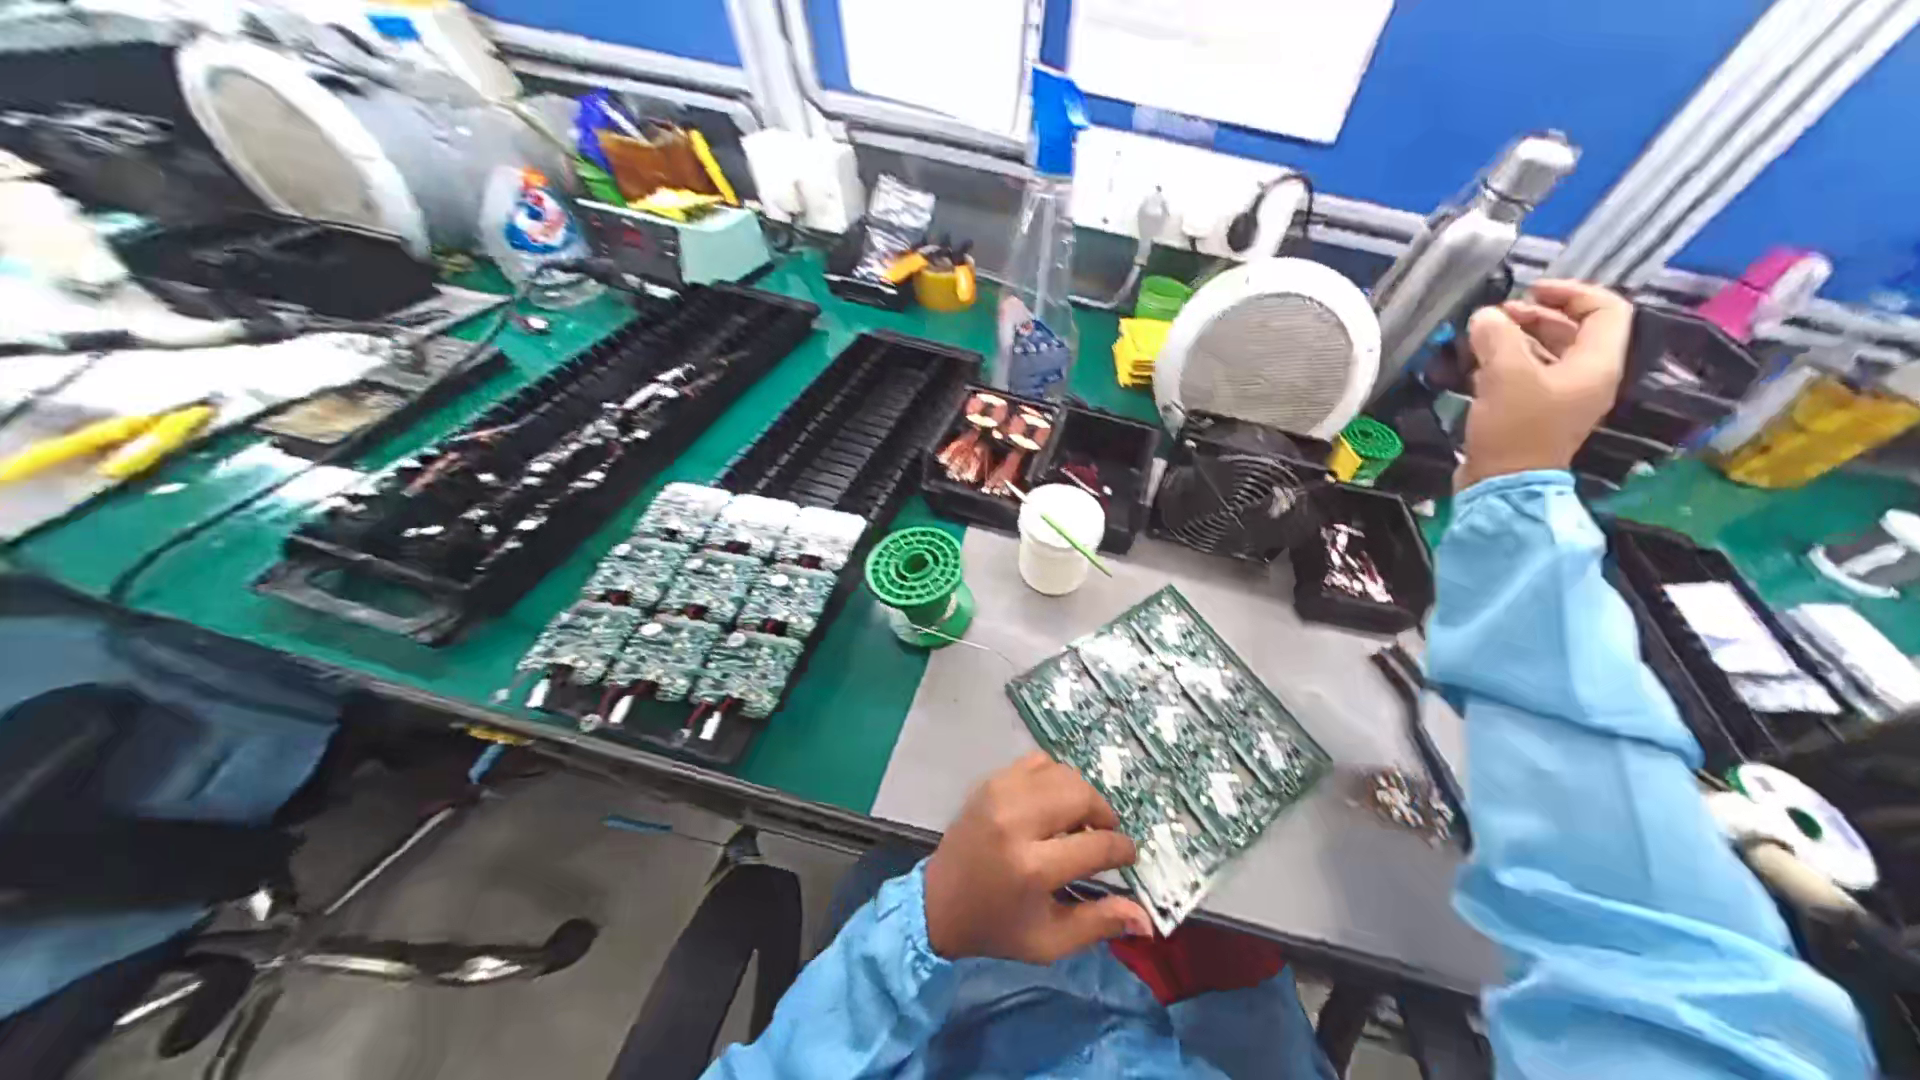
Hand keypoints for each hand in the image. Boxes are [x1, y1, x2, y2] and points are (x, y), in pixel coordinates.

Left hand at [924, 752, 1153, 962]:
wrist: (937, 901)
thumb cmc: (997, 925)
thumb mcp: (1049, 941)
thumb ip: (1099, 924)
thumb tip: (1148, 919)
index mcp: (1031, 868)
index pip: (1095, 845)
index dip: (1122, 849)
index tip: (1128, 855)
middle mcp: (1015, 822)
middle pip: (1081, 796)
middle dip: (1103, 814)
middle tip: (1103, 834)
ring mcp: (999, 795)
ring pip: (1061, 773)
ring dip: (1080, 794)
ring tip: (1078, 820)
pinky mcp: (990, 782)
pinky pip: (1036, 762)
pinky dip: (1053, 778)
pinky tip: (1052, 803)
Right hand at [1457, 279, 1632, 490]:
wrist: (1503, 484)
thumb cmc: (1515, 429)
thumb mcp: (1505, 376)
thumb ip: (1497, 337)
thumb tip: (1486, 316)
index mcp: (1596, 364)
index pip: (1604, 310)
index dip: (1570, 293)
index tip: (1529, 290)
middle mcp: (1587, 377)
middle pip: (1572, 331)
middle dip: (1535, 316)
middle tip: (1496, 315)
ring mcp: (1561, 398)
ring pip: (1547, 354)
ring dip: (1517, 339)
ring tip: (1482, 337)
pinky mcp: (1535, 414)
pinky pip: (1528, 376)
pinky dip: (1508, 363)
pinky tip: (1479, 365)